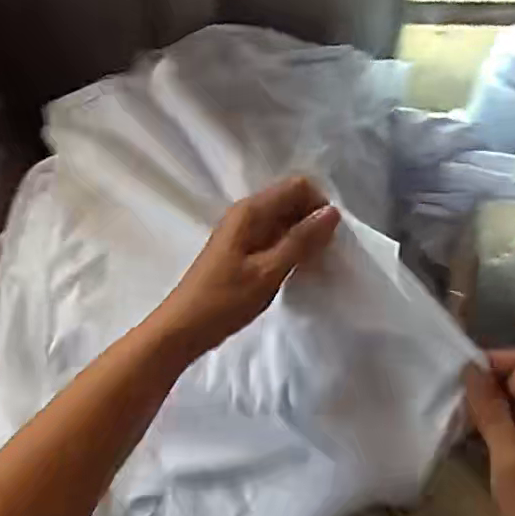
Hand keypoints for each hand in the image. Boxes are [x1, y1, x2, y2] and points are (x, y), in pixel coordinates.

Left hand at [146, 176, 340, 358]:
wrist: (182, 329)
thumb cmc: (223, 301)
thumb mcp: (268, 272)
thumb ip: (300, 241)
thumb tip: (332, 212)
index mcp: (250, 212)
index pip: (297, 186)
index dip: (318, 207)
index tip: (329, 238)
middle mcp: (245, 215)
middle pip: (290, 202)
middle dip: (312, 222)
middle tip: (324, 256)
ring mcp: (240, 234)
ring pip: (283, 223)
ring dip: (302, 239)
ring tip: (312, 267)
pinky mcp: (239, 253)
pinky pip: (272, 240)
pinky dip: (288, 251)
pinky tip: (294, 273)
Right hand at [464, 349, 514, 515]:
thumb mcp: (510, 463)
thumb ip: (491, 415)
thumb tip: (470, 371)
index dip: (486, 364)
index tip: (452, 380)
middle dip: (481, 383)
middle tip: (446, 400)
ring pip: (512, 396)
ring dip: (483, 403)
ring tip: (452, 415)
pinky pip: (514, 417)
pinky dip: (491, 419)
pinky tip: (469, 431)